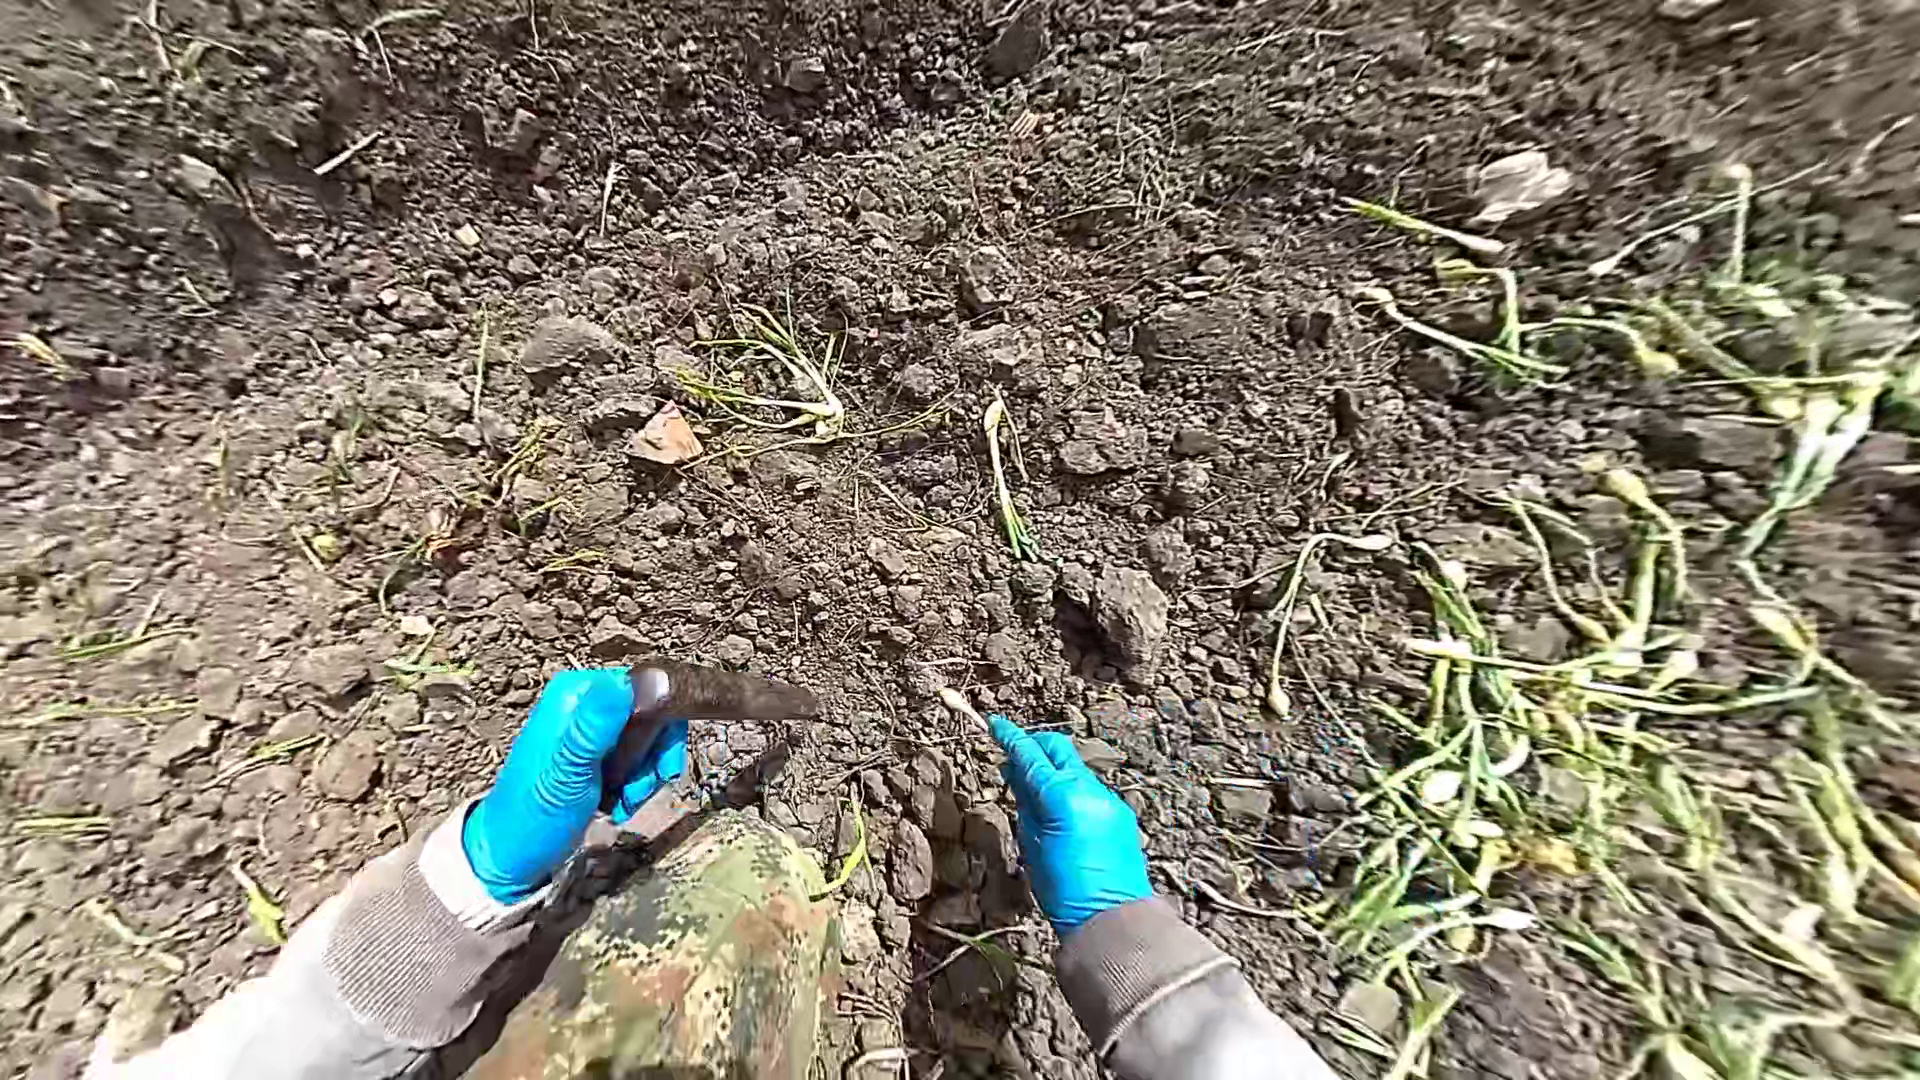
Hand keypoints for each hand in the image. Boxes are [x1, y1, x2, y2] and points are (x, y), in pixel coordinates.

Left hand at [463, 668, 689, 902]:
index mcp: (579, 692)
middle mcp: (591, 700)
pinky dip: (641, 778)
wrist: (512, 861)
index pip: (649, 686)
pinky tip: (624, 801)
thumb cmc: (535, 818)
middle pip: (655, 711)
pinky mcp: (603, 747)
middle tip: (637, 788)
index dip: (660, 723)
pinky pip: (644, 752)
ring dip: (649, 771)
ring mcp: (597, 724)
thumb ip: (594, 727)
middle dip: (654, 754)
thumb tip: (628, 685)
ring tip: (627, 800)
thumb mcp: (567, 773)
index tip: (650, 762)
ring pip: (654, 734)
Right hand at [990, 713, 1151, 934]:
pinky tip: (1062, 814)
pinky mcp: (1119, 811)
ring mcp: (1107, 798)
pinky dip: (1071, 790)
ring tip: (1037, 795)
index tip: (997, 724)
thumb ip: (1024, 800)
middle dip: (1035, 746)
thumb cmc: (1062, 890)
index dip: (1010, 737)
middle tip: (1015, 760)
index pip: (1030, 754)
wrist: (1112, 922)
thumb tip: (1015, 771)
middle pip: (1057, 748)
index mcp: (1062, 796)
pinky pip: (1089, 789)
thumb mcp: (1031, 842)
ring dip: (1054, 771)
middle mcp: (1088, 788)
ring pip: (1073, 768)